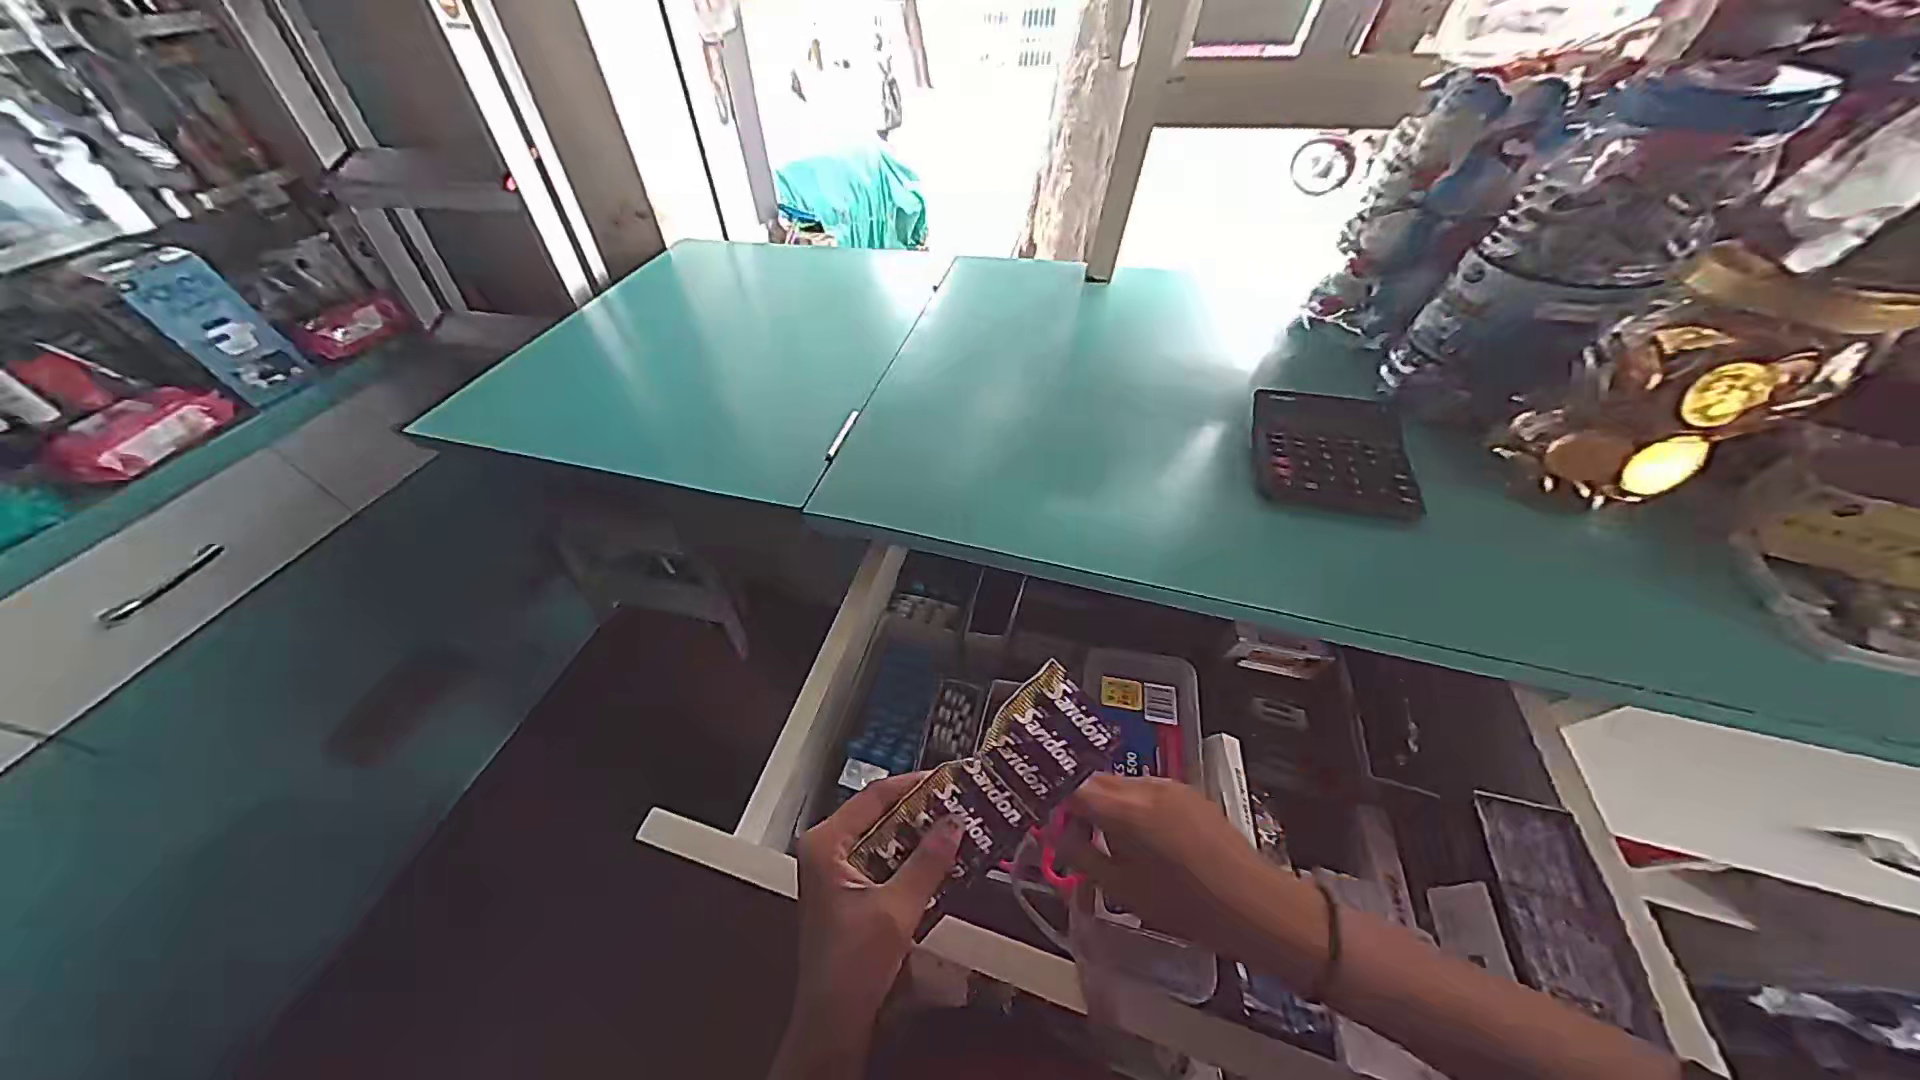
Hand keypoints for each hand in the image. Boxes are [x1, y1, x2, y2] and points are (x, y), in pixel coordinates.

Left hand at [777, 771, 960, 1076]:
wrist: (834, 1023)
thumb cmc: (852, 965)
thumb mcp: (895, 910)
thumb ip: (927, 863)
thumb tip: (954, 822)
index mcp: (825, 842)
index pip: (874, 796)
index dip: (912, 785)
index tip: (947, 780)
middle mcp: (828, 848)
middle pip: (880, 815)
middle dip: (921, 812)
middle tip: (958, 804)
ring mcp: (838, 869)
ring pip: (886, 837)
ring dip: (920, 836)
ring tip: (957, 826)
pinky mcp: (852, 889)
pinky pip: (886, 860)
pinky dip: (912, 859)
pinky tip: (941, 859)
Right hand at [1061, 773, 1286, 955]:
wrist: (1257, 907)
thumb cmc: (1188, 908)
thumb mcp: (1123, 890)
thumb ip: (1082, 856)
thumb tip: (1057, 835)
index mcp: (1127, 810)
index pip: (1073, 787)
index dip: (1054, 802)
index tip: (1047, 820)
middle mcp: (1147, 786)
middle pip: (1095, 781)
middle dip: (1080, 805)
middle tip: (1076, 838)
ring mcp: (1170, 785)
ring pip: (1120, 785)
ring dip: (1107, 806)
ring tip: (1113, 846)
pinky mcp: (1188, 792)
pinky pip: (1146, 791)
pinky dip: (1133, 808)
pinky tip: (1144, 842)